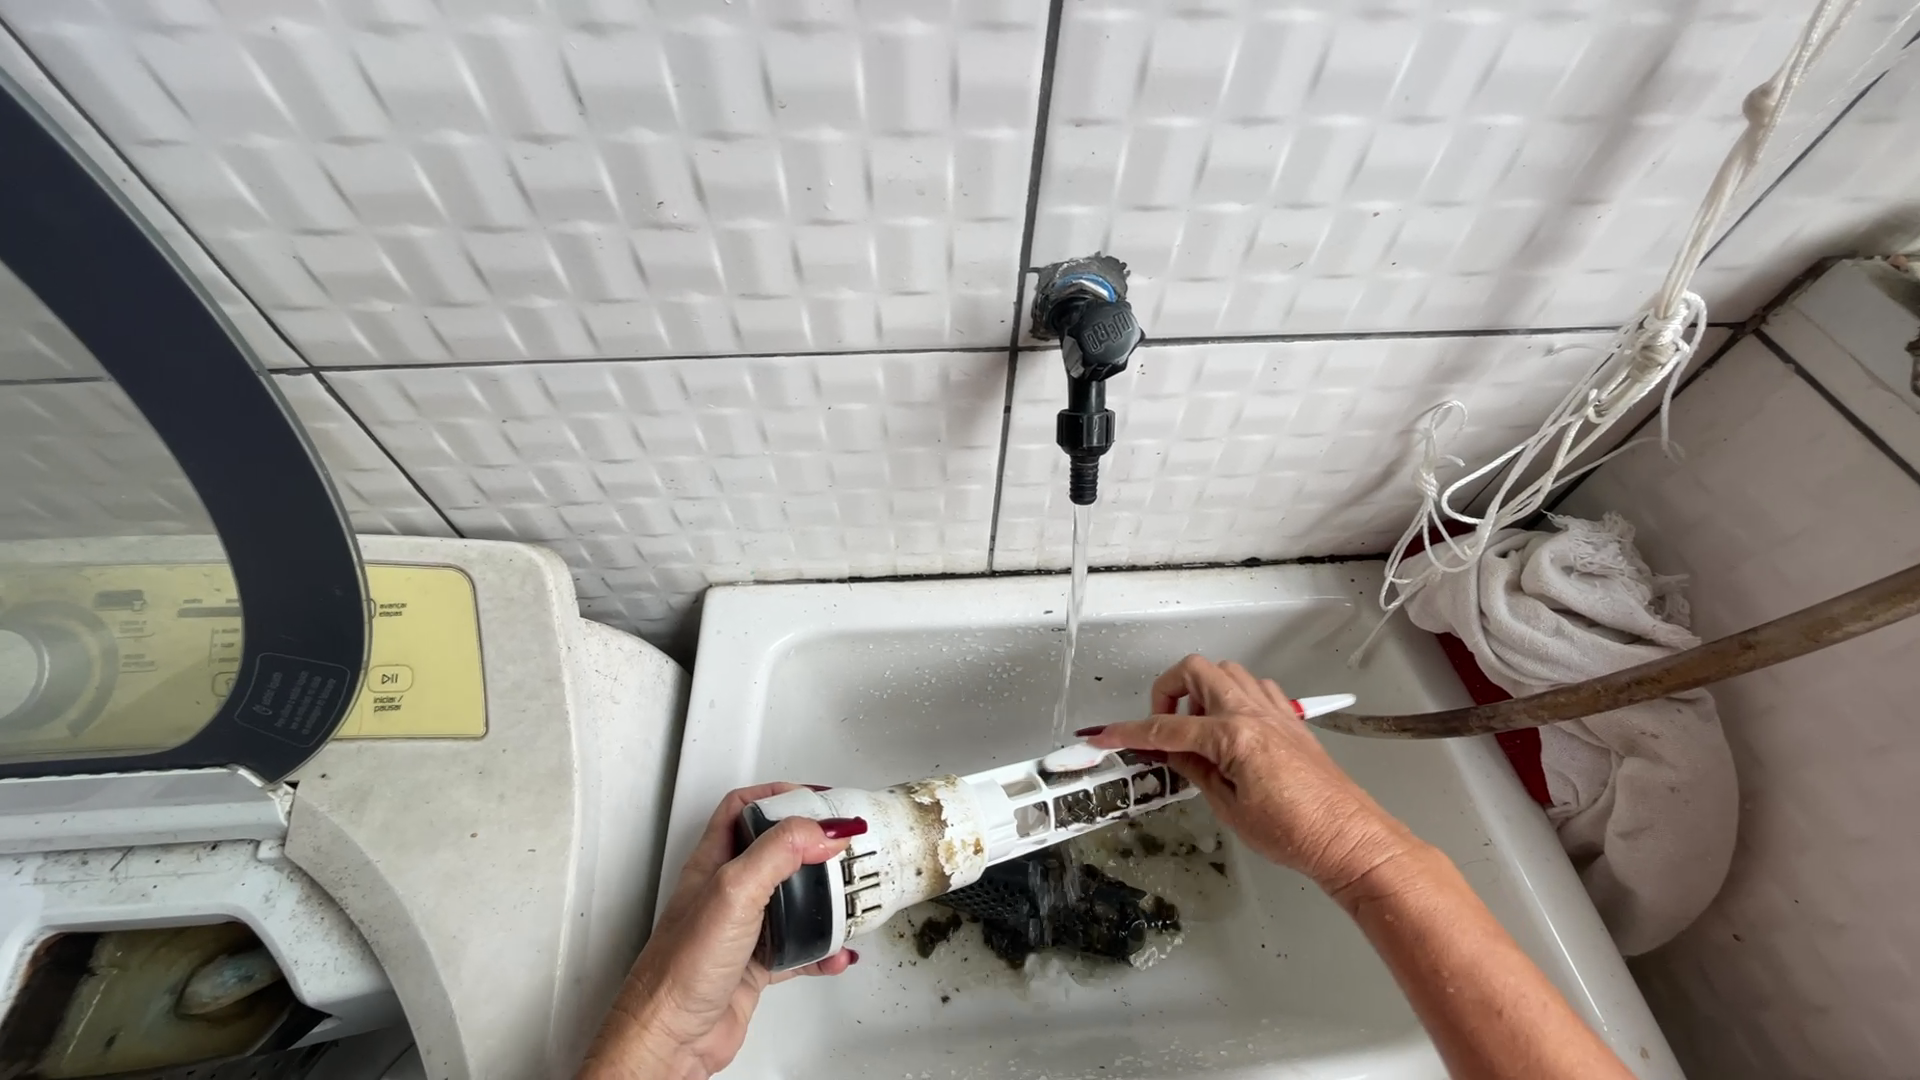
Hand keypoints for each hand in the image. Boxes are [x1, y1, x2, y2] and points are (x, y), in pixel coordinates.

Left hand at [578, 784, 862, 1079]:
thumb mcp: (733, 890)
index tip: (819, 797)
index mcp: (715, 859)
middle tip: (843, 842)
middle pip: (777, 847)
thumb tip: (824, 828)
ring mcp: (743, 926)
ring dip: (825, 895)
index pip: (745, 805)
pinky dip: (823, 947)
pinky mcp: (756, 964)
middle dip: (813, 841)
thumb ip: (780, 850)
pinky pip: (799, 947)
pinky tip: (836, 951)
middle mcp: (729, 888)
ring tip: (848, 893)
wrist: (667, 1043)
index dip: (781, 793)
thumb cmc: (677, 971)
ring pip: (793, 897)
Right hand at [1085, 655, 1419, 896]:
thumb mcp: (1229, 807)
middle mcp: (1252, 711)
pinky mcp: (1289, 719)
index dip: (1129, 732)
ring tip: (1195, 727)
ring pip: (1225, 671)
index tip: (1105, 735)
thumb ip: (1194, 770)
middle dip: (1166, 691)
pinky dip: (1232, 696)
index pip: (1166, 728)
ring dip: (1200, 690)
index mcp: (1232, 734)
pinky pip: (1253, 687)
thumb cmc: (1296, 833)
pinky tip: (1230, 728)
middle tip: (1161, 724)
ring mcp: (1273, 710)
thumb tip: (1169, 753)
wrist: (1352, 840)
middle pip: (1194, 670)